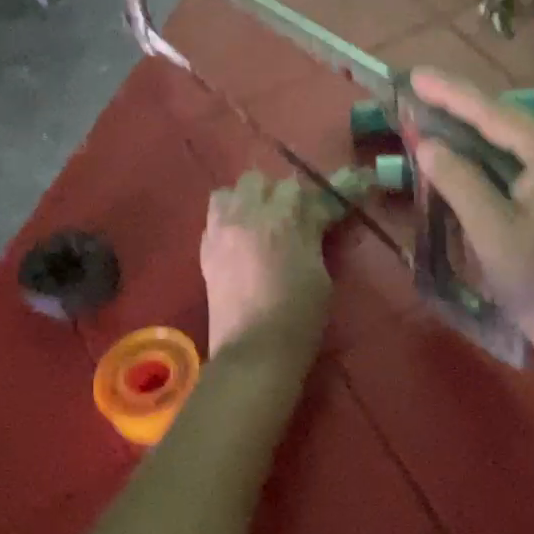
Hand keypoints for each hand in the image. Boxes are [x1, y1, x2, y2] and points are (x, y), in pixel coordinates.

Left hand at [201, 169, 358, 358]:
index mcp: (282, 219)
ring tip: (258, 225)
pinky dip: (229, 223)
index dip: (317, 196)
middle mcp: (246, 215)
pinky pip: (214, 219)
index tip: (328, 205)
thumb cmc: (299, 318)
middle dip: (276, 195)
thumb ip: (311, 236)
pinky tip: (241, 245)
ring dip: (246, 202)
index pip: (300, 187)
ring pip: (228, 193)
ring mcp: (220, 232)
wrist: (255, 353)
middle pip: (259, 180)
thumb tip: (312, 221)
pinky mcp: (205, 251)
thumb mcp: (319, 273)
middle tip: (291, 219)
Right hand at [410, 70, 533, 358]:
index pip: (494, 113)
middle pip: (504, 120)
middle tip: (414, 93)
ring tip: (429, 116)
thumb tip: (428, 144)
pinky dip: (486, 157)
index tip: (414, 75)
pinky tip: (461, 153)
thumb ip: (459, 181)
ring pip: (510, 140)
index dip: (450, 94)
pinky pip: (519, 161)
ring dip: (470, 131)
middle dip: (458, 108)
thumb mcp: (491, 232)